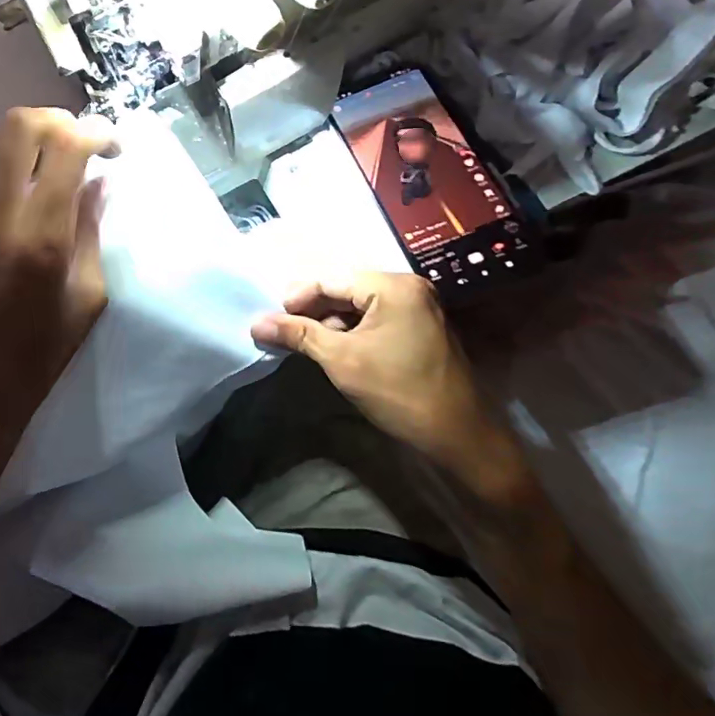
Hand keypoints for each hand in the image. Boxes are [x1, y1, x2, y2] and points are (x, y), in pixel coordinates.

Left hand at [0, 108, 117, 474]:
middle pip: (21, 126)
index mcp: (43, 238)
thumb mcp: (88, 297)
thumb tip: (99, 181)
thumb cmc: (41, 353)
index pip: (67, 148)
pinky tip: (2, 181)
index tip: (111, 148)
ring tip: (38, 162)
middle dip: (58, 122)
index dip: (96, 133)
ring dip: (19, 138)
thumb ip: (92, 230)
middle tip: (76, 145)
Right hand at [251, 273, 535, 509]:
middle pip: (346, 288)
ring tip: (303, 340)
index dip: (298, 296)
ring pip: (360, 304)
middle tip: (284, 329)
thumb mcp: (341, 360)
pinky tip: (332, 346)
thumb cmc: (398, 392)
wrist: (458, 436)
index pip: (332, 279)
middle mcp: (408, 287)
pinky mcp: (420, 327)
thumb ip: (299, 335)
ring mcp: (418, 307)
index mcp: (394, 286)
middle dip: (313, 308)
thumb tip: (256, 323)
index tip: (272, 318)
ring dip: (330, 320)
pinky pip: (376, 317)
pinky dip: (352, 329)